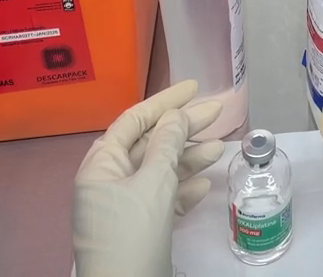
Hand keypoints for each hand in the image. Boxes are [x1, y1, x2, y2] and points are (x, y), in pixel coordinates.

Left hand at [72, 80, 224, 276]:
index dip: (166, 101)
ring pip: (159, 170)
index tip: (195, 87)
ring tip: (221, 149)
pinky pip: (162, 198)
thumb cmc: (133, 234)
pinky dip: (183, 188)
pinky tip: (205, 183)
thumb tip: (175, 116)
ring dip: (189, 158)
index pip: (135, 120)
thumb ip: (167, 143)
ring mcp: (122, 208)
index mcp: (101, 166)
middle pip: (150, 143)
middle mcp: (108, 182)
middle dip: (184, 128)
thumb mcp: (154, 182)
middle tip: (218, 112)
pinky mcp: (138, 230)